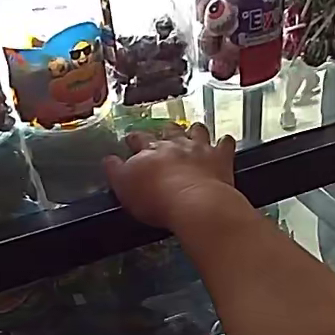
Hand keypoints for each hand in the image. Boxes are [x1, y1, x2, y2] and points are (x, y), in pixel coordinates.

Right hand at [103, 123, 239, 230]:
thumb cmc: (158, 199)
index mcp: (150, 151)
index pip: (139, 139)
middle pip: (170, 130)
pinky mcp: (220, 158)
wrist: (194, 204)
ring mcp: (200, 149)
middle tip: (166, 131)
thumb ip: (116, 171)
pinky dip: (224, 142)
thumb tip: (109, 160)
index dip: (135, 138)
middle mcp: (175, 144)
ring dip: (195, 130)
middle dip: (166, 130)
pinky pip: (225, 143)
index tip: (132, 139)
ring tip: (194, 130)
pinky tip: (225, 141)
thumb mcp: (125, 187)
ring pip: (197, 130)